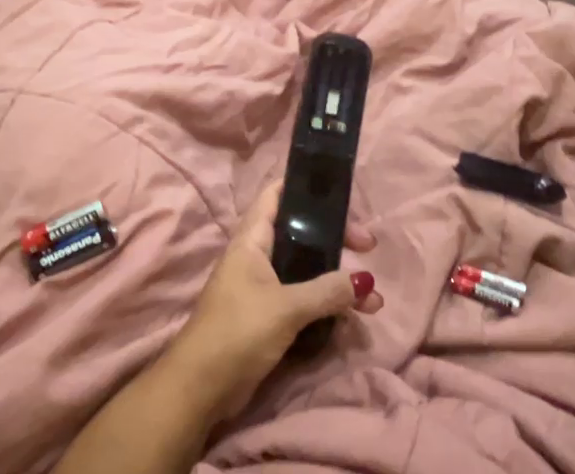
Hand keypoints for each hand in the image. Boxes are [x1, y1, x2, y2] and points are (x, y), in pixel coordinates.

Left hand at [161, 182, 384, 424]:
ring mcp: (262, 289)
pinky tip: (352, 319)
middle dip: (336, 240)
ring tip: (373, 300)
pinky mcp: (268, 318)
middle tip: (369, 247)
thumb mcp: (286, 307)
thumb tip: (365, 280)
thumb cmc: (238, 331)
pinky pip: (304, 302)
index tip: (337, 189)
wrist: (201, 388)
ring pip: (307, 273)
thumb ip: (326, 291)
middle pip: (301, 235)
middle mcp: (257, 258)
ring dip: (338, 282)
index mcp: (251, 241)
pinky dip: (327, 306)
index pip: (274, 196)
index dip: (301, 186)